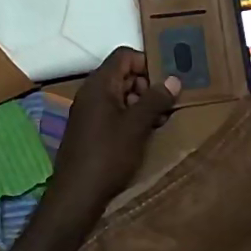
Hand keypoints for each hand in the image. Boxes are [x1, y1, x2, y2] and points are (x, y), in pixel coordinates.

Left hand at [45, 47, 177, 220]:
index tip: (166, 82)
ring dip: (141, 103)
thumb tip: (173, 79)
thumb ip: (155, 99)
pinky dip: (130, 116)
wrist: (76, 194)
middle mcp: (91, 92)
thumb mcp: (137, 126)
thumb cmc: (108, 154)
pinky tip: (145, 133)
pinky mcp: (89, 129)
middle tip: (166, 105)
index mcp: (99, 84)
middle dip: (147, 85)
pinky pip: (112, 111)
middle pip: (122, 74)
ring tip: (160, 121)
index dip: (147, 63)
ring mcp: (88, 111)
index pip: (124, 56)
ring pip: (119, 94)